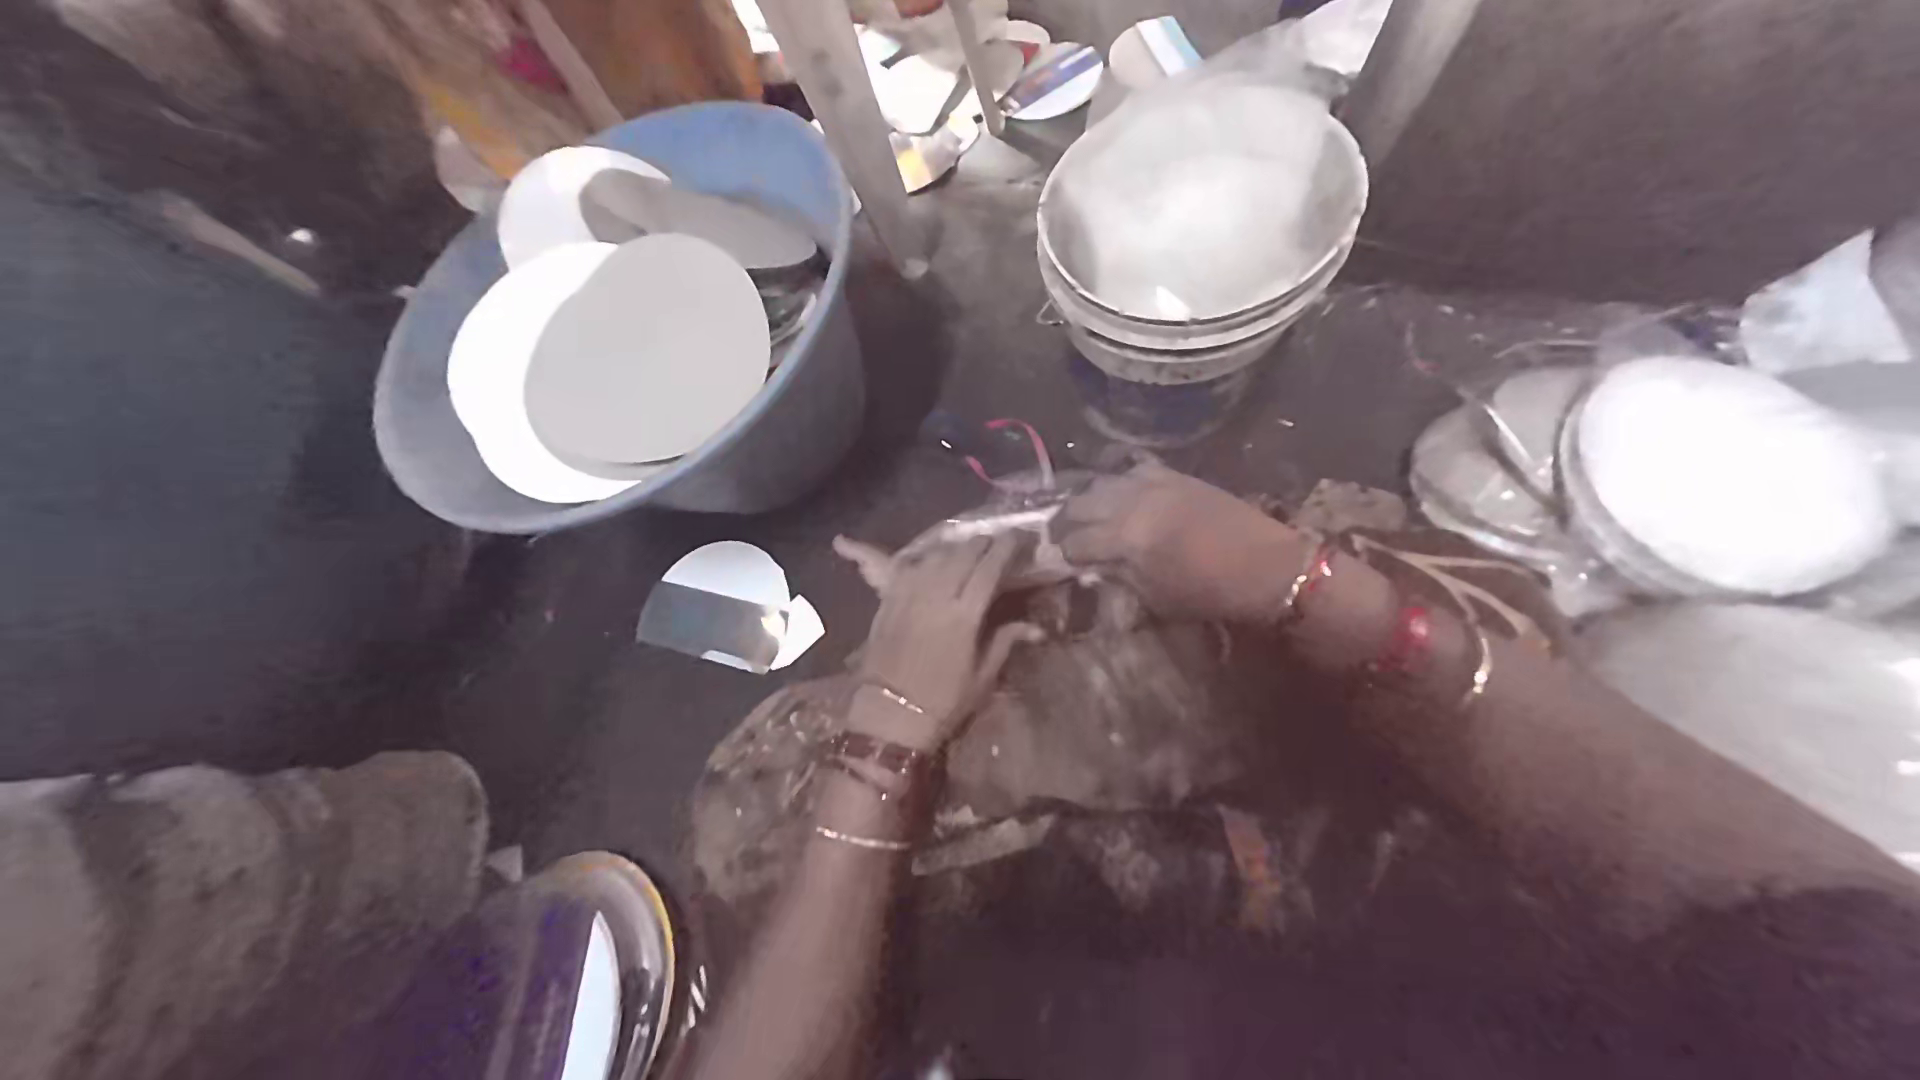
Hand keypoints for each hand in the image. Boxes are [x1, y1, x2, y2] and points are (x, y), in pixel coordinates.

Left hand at [833, 532, 1038, 749]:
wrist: (889, 714)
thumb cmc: (943, 702)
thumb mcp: (983, 677)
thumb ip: (1005, 641)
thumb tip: (1036, 628)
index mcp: (964, 615)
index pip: (989, 567)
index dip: (1005, 547)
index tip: (1018, 536)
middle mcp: (935, 596)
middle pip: (962, 553)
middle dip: (981, 543)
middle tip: (994, 543)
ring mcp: (907, 594)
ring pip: (934, 554)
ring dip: (954, 547)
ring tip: (965, 550)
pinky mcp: (887, 599)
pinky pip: (906, 566)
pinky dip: (922, 558)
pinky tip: (930, 560)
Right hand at [1056, 461, 1304, 622]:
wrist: (1266, 566)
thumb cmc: (1209, 592)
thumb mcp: (1155, 598)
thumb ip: (1118, 577)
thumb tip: (1095, 566)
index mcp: (1126, 539)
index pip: (1075, 541)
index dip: (1066, 554)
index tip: (1065, 562)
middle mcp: (1132, 503)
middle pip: (1079, 504)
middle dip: (1067, 522)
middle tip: (1066, 536)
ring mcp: (1153, 483)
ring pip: (1101, 481)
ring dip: (1089, 499)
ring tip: (1088, 513)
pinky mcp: (1174, 474)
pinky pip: (1133, 469)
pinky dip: (1119, 481)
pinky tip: (1119, 492)